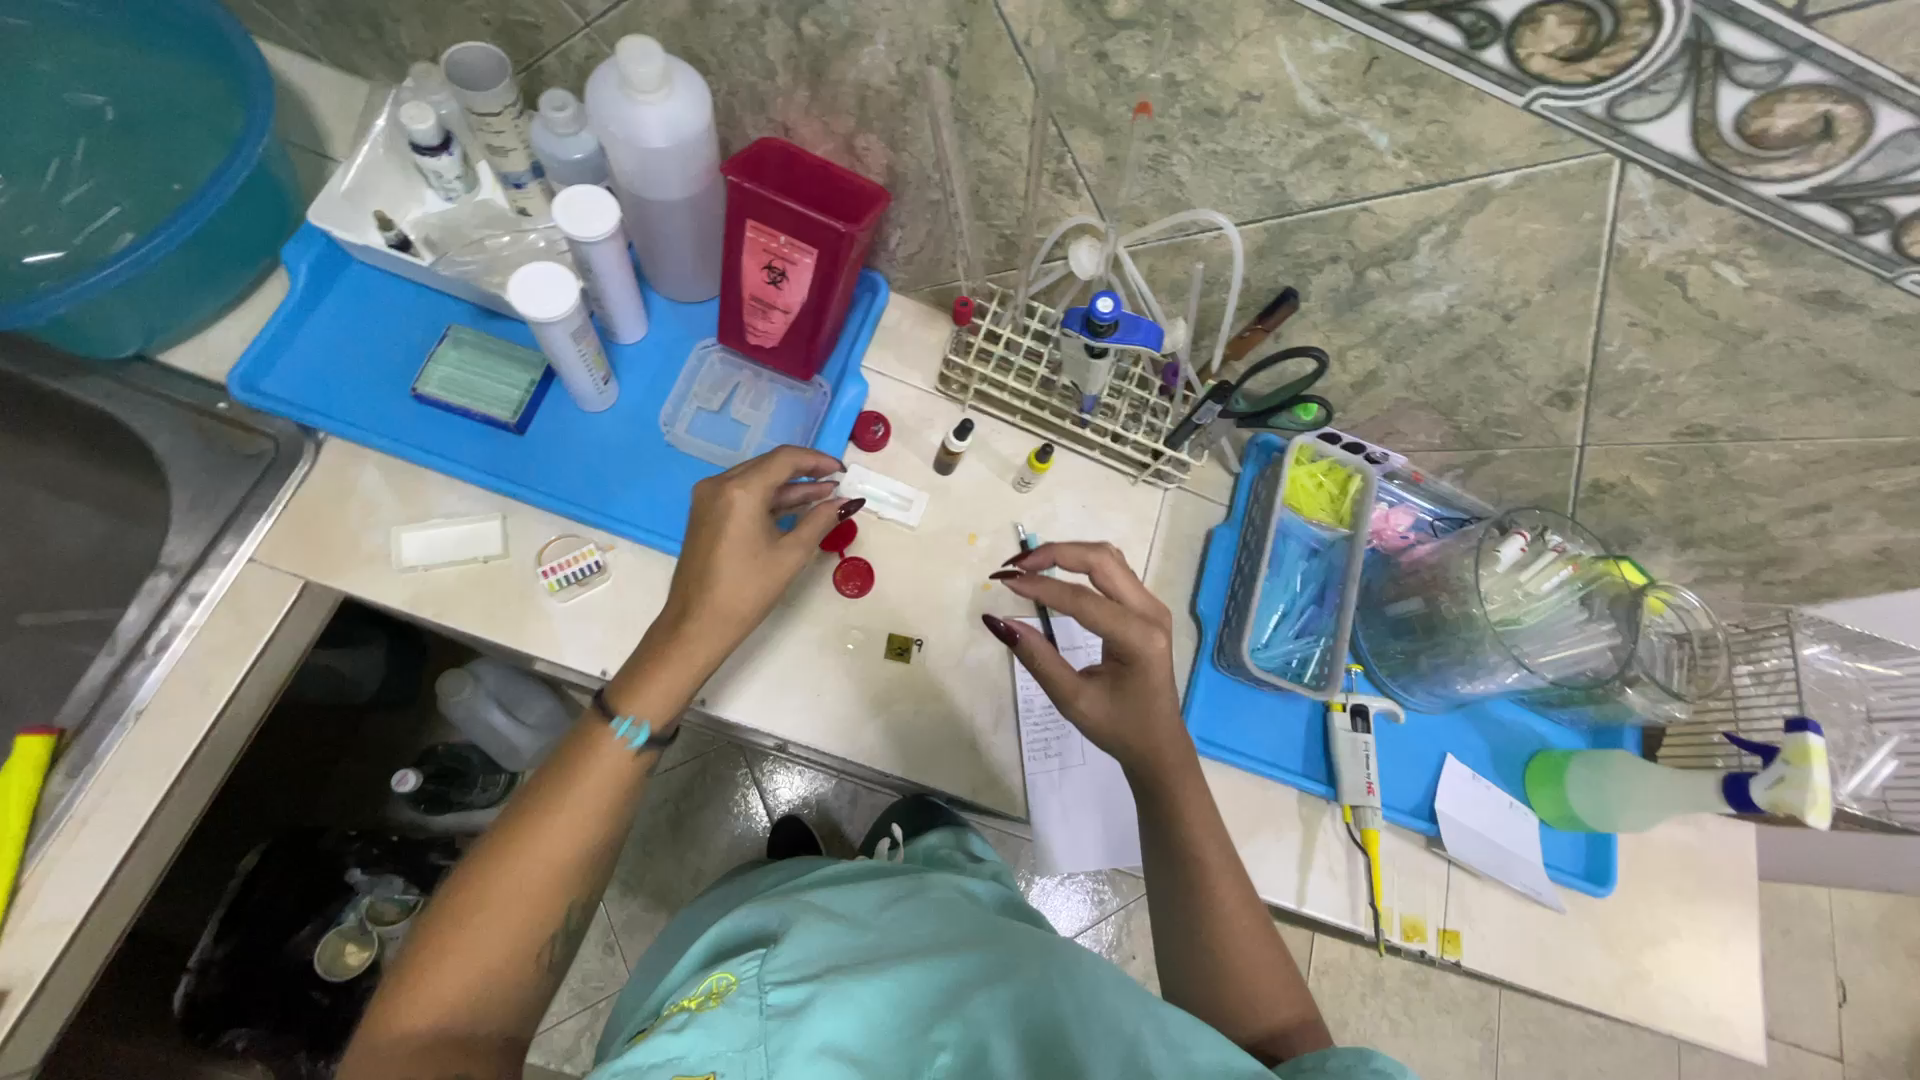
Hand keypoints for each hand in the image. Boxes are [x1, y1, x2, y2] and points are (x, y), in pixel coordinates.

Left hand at [653, 445, 857, 666]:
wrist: (698, 624)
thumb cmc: (747, 590)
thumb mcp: (791, 554)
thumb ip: (821, 520)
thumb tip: (847, 502)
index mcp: (740, 490)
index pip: (785, 459)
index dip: (817, 461)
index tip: (841, 471)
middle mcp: (719, 484)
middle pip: (769, 465)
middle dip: (804, 473)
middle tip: (836, 483)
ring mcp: (708, 498)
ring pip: (756, 480)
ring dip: (789, 487)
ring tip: (824, 495)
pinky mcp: (706, 513)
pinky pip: (743, 495)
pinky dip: (770, 499)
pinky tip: (795, 508)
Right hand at [982, 542, 1191, 775]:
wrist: (1158, 743)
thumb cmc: (1117, 727)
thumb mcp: (1072, 699)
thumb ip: (1037, 658)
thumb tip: (998, 622)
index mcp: (1139, 639)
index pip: (1083, 600)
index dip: (1040, 586)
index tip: (1004, 581)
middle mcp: (1151, 613)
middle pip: (1102, 560)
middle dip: (1055, 554)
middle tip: (1015, 564)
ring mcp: (1152, 606)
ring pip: (1108, 559)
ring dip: (1067, 554)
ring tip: (1029, 565)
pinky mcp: (1145, 607)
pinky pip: (1113, 571)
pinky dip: (1080, 565)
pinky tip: (1053, 572)